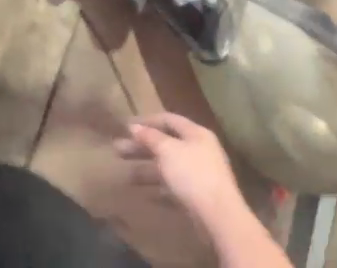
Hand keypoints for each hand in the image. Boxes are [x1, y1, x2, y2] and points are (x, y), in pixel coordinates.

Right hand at [115, 112, 239, 215]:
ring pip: (168, 166)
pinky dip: (159, 187)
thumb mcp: (167, 150)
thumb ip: (150, 136)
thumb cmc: (192, 174)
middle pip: (165, 143)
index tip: (126, 126)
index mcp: (196, 134)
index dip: (146, 121)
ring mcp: (199, 174)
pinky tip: (145, 193)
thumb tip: (134, 126)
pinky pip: (174, 186)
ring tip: (126, 175)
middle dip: (141, 146)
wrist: (219, 217)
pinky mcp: (198, 196)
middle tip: (118, 149)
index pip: (168, 119)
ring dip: (147, 169)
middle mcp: (199, 150)